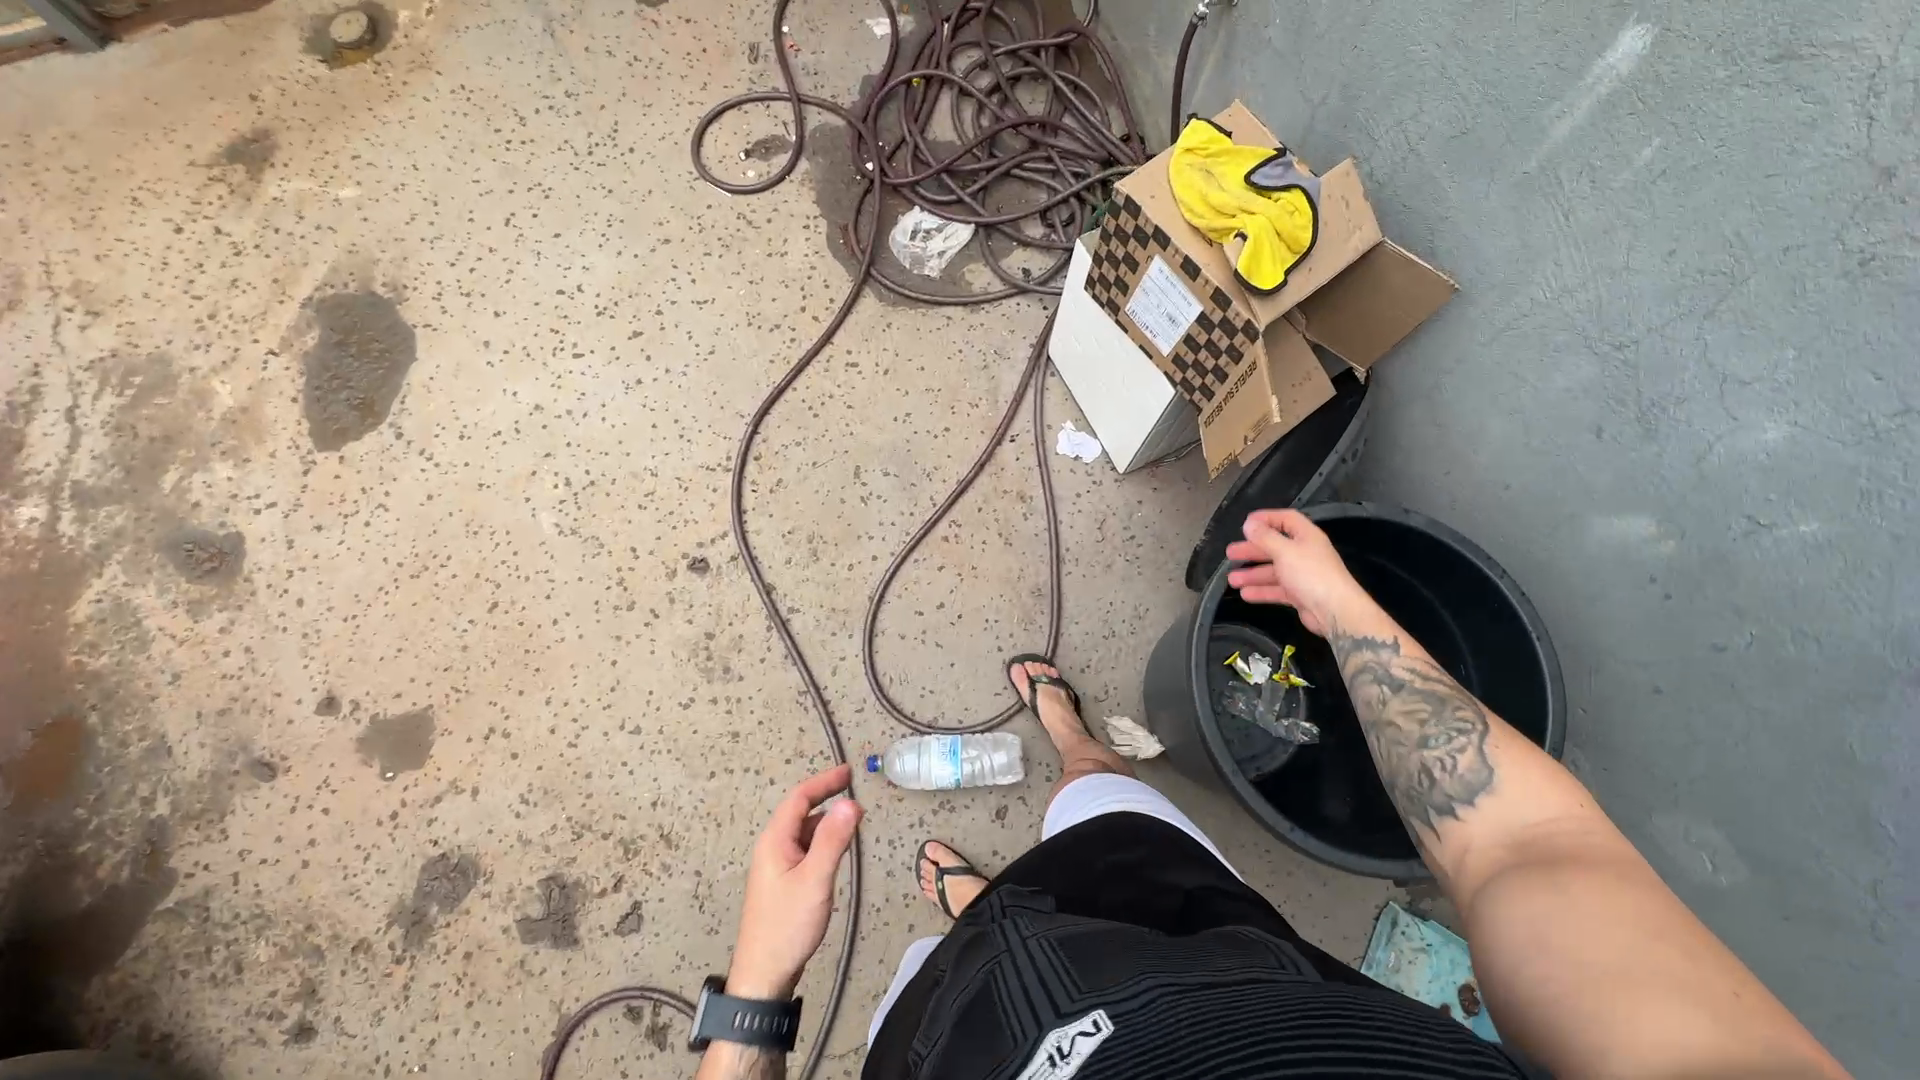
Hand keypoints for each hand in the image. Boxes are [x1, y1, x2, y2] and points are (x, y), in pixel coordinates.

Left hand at [727, 764, 862, 999]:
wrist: (764, 974)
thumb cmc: (788, 925)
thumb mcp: (815, 879)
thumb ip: (834, 840)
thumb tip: (851, 802)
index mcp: (775, 841)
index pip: (800, 798)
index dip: (824, 781)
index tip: (849, 772)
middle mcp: (772, 848)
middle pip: (801, 814)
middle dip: (828, 801)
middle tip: (857, 798)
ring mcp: (776, 867)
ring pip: (804, 834)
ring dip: (827, 825)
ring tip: (854, 827)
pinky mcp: (782, 884)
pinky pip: (805, 851)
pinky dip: (823, 844)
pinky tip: (838, 855)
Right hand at [1224, 509, 1364, 636]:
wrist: (1335, 610)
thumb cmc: (1310, 574)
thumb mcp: (1285, 551)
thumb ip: (1265, 537)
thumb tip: (1249, 524)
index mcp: (1306, 537)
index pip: (1286, 519)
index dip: (1266, 518)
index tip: (1246, 523)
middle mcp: (1305, 553)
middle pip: (1275, 546)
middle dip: (1252, 550)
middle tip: (1230, 553)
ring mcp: (1302, 575)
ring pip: (1273, 571)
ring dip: (1253, 574)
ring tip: (1232, 580)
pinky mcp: (1300, 594)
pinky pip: (1277, 589)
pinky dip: (1262, 591)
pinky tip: (1245, 594)